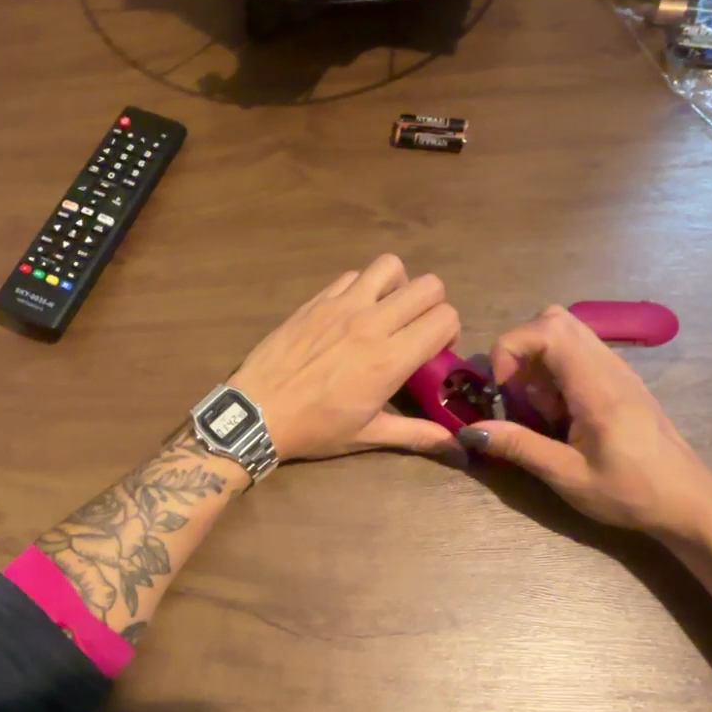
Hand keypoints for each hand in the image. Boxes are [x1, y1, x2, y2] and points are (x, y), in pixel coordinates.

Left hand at [227, 254, 461, 463]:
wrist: (257, 414)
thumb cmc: (313, 429)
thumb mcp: (366, 435)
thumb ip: (415, 434)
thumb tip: (455, 444)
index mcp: (389, 358)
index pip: (444, 318)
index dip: (449, 332)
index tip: (434, 352)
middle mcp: (371, 323)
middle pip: (428, 285)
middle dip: (433, 306)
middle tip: (415, 331)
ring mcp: (341, 306)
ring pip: (390, 267)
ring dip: (399, 286)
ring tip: (387, 313)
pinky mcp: (316, 301)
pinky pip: (352, 276)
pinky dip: (362, 288)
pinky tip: (352, 314)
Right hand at [459, 305, 711, 538]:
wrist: (686, 500)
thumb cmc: (628, 492)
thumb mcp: (566, 475)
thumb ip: (518, 445)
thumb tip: (469, 431)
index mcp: (596, 386)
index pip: (547, 329)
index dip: (511, 350)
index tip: (502, 392)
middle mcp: (608, 366)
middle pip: (554, 320)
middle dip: (520, 352)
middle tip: (517, 398)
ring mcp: (617, 370)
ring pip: (565, 334)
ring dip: (536, 364)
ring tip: (537, 410)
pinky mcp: (619, 381)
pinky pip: (577, 355)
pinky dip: (553, 374)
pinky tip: (558, 416)